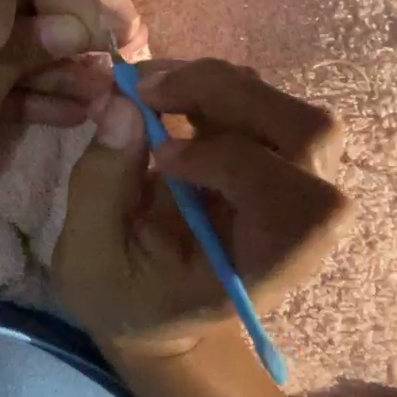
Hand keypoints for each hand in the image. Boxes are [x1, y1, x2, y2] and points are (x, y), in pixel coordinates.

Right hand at [51, 58, 350, 361]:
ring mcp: (286, 185)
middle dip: (226, 94)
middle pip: (309, 134)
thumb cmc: (121, 297)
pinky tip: (159, 95)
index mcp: (264, 266)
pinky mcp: (262, 159)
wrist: (154, 313)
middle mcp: (296, 223)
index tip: (161, 157)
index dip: (238, 162)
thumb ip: (100, 184)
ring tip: (146, 89)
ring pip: (286, 109)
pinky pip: (255, 102)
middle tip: (145, 87)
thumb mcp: (88, 253)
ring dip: (214, 83)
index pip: (303, 205)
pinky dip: (206, 85)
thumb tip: (120, 104)